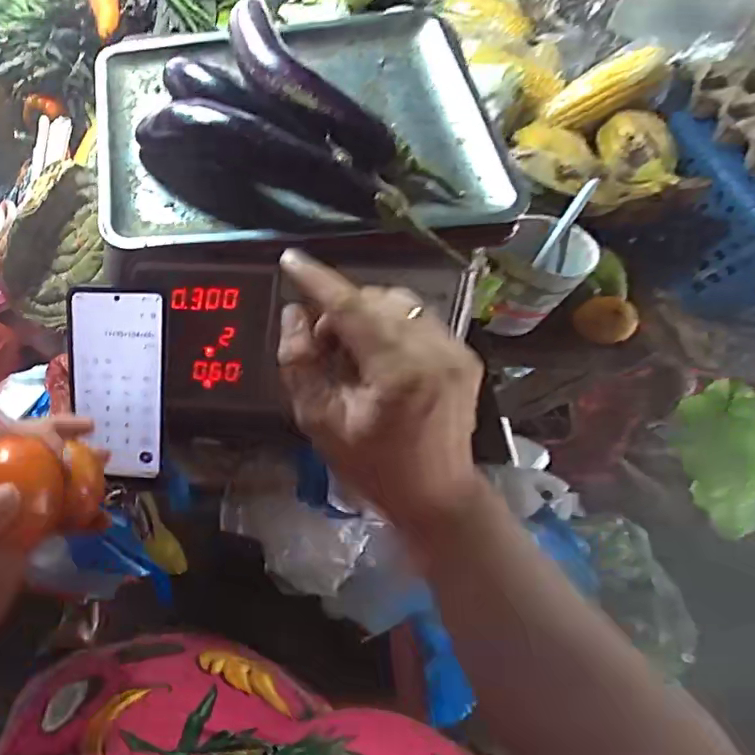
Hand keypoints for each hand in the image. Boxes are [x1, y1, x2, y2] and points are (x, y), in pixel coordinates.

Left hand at [0, 417, 94, 698]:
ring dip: (80, 481)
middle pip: (36, 459)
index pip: (8, 441)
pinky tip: (102, 522)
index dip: (40, 431)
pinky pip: (58, 521)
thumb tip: (14, 491)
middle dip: (68, 448)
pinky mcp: (27, 543)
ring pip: (52, 488)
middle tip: (101, 451)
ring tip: (108, 478)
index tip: (69, 438)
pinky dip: (81, 518)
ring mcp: (13, 518)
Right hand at [276, 249, 489, 531]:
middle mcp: (434, 350)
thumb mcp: (319, 419)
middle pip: (375, 299)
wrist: (436, 494)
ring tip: (347, 353)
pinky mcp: (463, 354)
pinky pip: (415, 318)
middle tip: (320, 346)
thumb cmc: (371, 465)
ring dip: (363, 315)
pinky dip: (385, 325)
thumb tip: (294, 315)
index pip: (352, 307)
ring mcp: (455, 350)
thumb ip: (300, 362)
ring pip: (397, 303)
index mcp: (398, 370)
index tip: (291, 261)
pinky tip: (374, 357)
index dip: (318, 281)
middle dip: (339, 310)